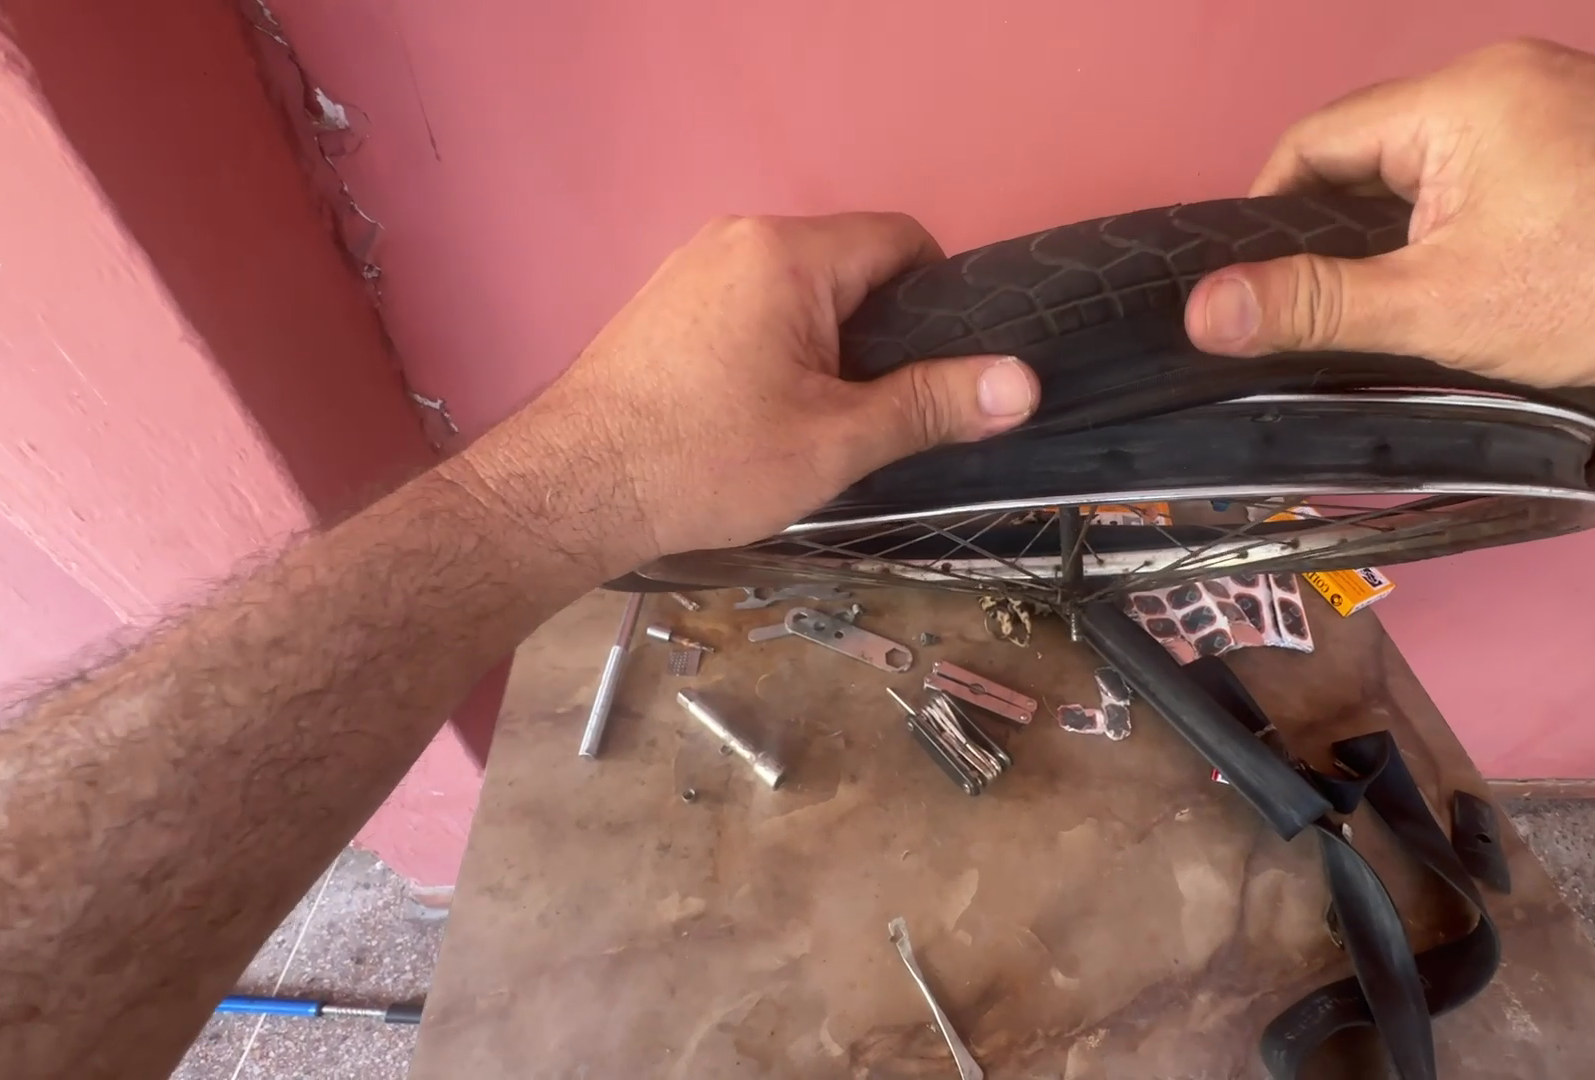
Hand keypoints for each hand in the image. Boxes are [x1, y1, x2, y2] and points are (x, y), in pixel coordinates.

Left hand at [461, 213, 1037, 574]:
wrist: (571, 491)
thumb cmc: (708, 461)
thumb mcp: (837, 440)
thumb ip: (932, 405)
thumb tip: (1022, 383)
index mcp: (790, 254)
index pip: (903, 242)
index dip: (942, 300)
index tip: (944, 365)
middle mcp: (740, 237)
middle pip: (854, 266)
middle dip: (885, 331)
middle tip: (885, 407)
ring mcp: (696, 266)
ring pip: (805, 290)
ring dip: (834, 343)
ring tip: (827, 416)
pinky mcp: (670, 302)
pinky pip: (756, 306)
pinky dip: (785, 346)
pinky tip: (768, 408)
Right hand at [1184, 39, 1594, 407]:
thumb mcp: (1432, 302)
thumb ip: (1309, 303)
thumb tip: (1206, 309)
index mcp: (1458, 100)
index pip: (1313, 140)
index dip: (1265, 209)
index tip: (1255, 275)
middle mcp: (1509, 81)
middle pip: (1366, 153)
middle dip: (1329, 228)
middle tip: (1322, 301)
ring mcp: (1560, 105)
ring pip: (1422, 170)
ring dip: (1389, 231)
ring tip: (1392, 298)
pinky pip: (1480, 175)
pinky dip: (1446, 225)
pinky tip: (1462, 277)